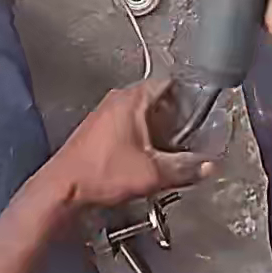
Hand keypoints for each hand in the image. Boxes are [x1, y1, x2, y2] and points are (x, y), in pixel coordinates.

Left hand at [44, 79, 213, 209]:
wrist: (64, 188)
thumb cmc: (101, 172)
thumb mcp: (152, 173)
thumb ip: (184, 168)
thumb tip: (207, 166)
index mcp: (132, 99)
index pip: (167, 84)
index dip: (186, 96)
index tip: (198, 109)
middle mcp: (117, 99)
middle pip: (155, 98)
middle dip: (172, 116)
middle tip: (187, 133)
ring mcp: (105, 113)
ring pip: (140, 112)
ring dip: (155, 127)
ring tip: (168, 148)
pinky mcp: (98, 129)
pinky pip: (126, 124)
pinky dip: (139, 135)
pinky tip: (144, 156)